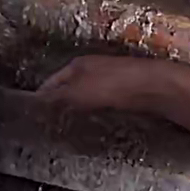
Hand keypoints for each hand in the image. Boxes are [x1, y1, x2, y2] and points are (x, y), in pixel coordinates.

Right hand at [36, 55, 189, 117]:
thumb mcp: (79, 92)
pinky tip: (94, 122)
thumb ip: (57, 97)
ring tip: (68, 125)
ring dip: (76, 107)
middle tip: (48, 123)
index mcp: (78, 64)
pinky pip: (101, 101)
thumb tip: (36, 101)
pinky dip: (94, 111)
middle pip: (68, 86)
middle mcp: (92, 67)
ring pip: (85, 94)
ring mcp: (110, 78)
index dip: (42, 96)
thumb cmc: (114, 86)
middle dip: (58, 102)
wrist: (156, 87)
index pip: (52, 81)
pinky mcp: (125, 91)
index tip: (33, 113)